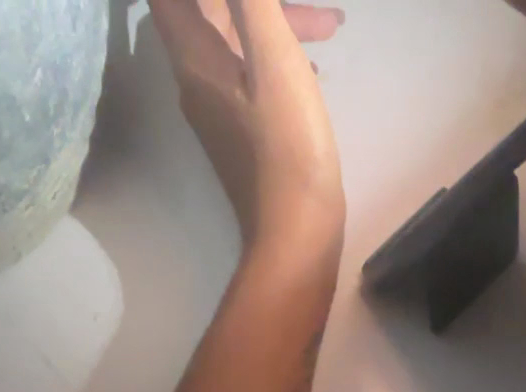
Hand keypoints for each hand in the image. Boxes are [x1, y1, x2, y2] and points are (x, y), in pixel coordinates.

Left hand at [153, 0, 345, 254]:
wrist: (296, 234)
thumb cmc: (287, 148)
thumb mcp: (273, 60)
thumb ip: (249, 0)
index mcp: (196, 59)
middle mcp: (196, 81)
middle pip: (210, 12)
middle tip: (315, 7)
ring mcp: (219, 110)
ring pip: (237, 44)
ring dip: (278, 25)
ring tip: (330, 28)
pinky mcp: (242, 133)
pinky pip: (251, 75)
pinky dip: (278, 58)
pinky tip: (312, 69)